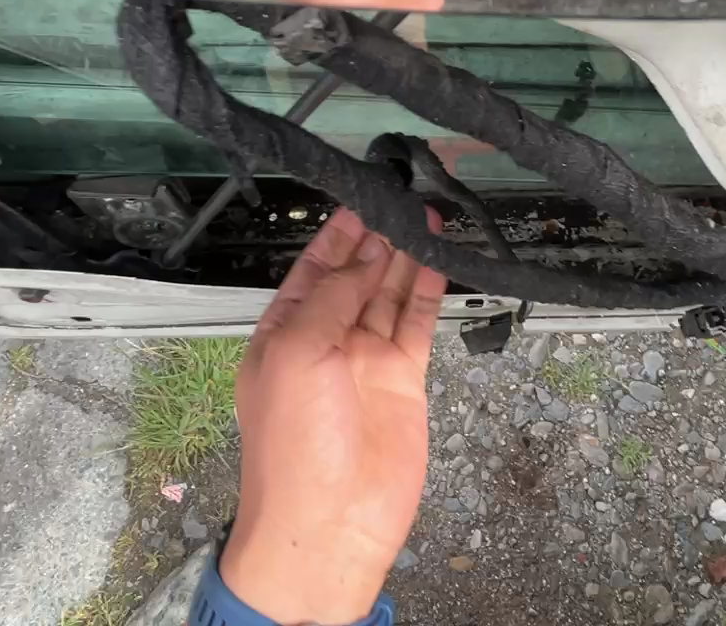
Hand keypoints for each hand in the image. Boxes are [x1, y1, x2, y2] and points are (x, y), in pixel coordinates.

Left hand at [220, 209, 447, 623]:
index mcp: (286, 331)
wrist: (331, 524)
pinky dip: (429, 290)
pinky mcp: (404, 376)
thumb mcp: (297, 353)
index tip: (360, 201)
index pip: (313, 268)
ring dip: (406, 256)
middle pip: (356, 274)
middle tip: (400, 200)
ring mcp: (367, 357)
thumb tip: (365, 254)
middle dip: (376, 238)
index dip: (336, 235)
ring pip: (389, 292)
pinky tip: (438, 260)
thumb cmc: (294, 443)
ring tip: (424, 217)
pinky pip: (417, 322)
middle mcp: (327, 338)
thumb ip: (332, 296)